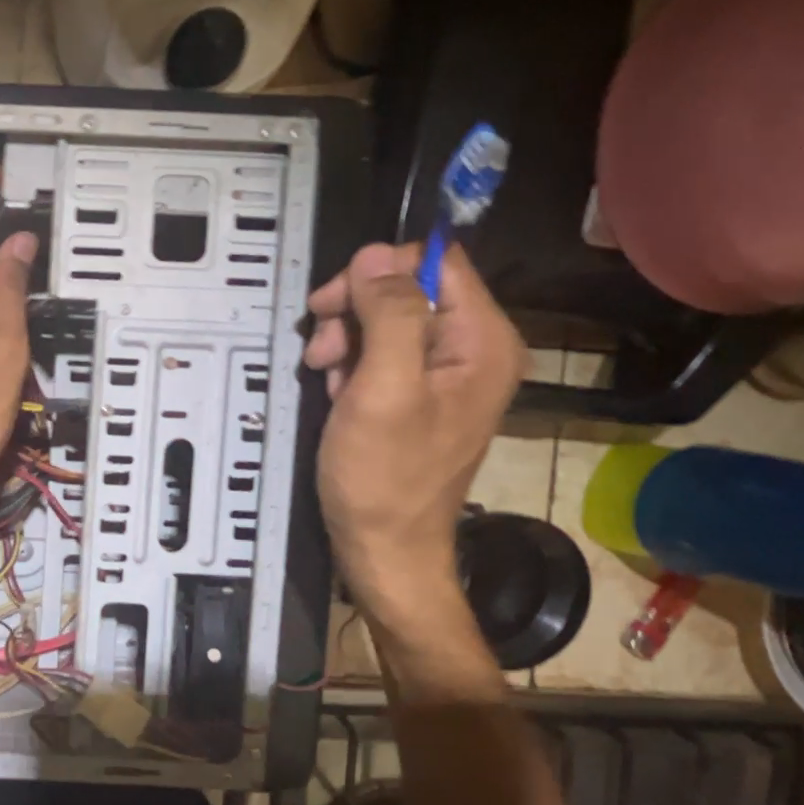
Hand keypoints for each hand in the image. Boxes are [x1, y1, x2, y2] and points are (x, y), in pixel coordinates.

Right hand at [303, 243, 526, 626]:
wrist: (384, 549)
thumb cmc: (383, 475)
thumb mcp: (382, 389)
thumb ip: (386, 315)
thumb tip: (375, 255)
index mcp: (484, 341)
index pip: (438, 263)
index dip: (379, 272)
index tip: (330, 305)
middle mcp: (474, 350)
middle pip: (409, 290)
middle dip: (354, 311)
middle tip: (319, 349)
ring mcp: (447, 375)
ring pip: (387, 321)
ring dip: (345, 340)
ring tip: (324, 376)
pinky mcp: (420, 396)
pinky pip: (382, 355)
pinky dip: (351, 366)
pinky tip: (337, 394)